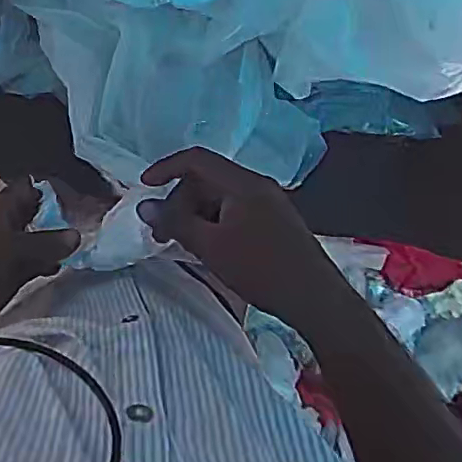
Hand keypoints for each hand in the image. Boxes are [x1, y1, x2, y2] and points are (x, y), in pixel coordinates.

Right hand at [138, 148, 342, 316]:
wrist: (317, 301)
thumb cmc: (262, 270)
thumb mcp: (210, 247)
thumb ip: (175, 222)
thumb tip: (145, 206)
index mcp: (243, 184)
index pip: (197, 159)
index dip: (166, 167)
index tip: (145, 186)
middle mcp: (257, 186)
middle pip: (206, 180)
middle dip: (179, 202)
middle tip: (161, 234)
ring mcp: (268, 203)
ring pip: (219, 198)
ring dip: (195, 216)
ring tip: (182, 244)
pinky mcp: (274, 222)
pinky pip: (233, 211)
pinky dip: (213, 223)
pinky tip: (207, 247)